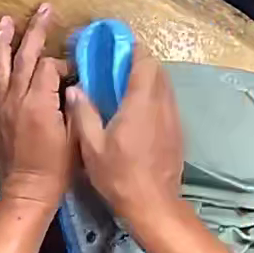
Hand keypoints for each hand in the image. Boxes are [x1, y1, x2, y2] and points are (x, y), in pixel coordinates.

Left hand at [0, 3, 76, 210]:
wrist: (28, 193)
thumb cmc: (58, 167)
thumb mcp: (76, 134)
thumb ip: (74, 104)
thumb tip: (72, 82)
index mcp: (39, 101)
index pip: (50, 66)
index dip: (64, 63)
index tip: (76, 68)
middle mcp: (16, 98)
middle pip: (25, 56)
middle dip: (35, 30)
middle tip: (43, 9)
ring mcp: (1, 108)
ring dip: (2, 42)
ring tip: (4, 21)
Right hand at [65, 45, 185, 232]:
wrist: (155, 206)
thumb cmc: (120, 176)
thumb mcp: (92, 147)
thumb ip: (84, 114)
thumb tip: (75, 88)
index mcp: (141, 102)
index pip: (144, 62)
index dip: (132, 49)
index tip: (116, 46)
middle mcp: (161, 104)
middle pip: (156, 68)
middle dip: (138, 60)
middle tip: (115, 65)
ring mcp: (173, 117)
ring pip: (164, 83)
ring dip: (148, 77)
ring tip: (124, 84)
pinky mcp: (177, 130)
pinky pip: (167, 100)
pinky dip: (154, 94)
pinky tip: (138, 108)